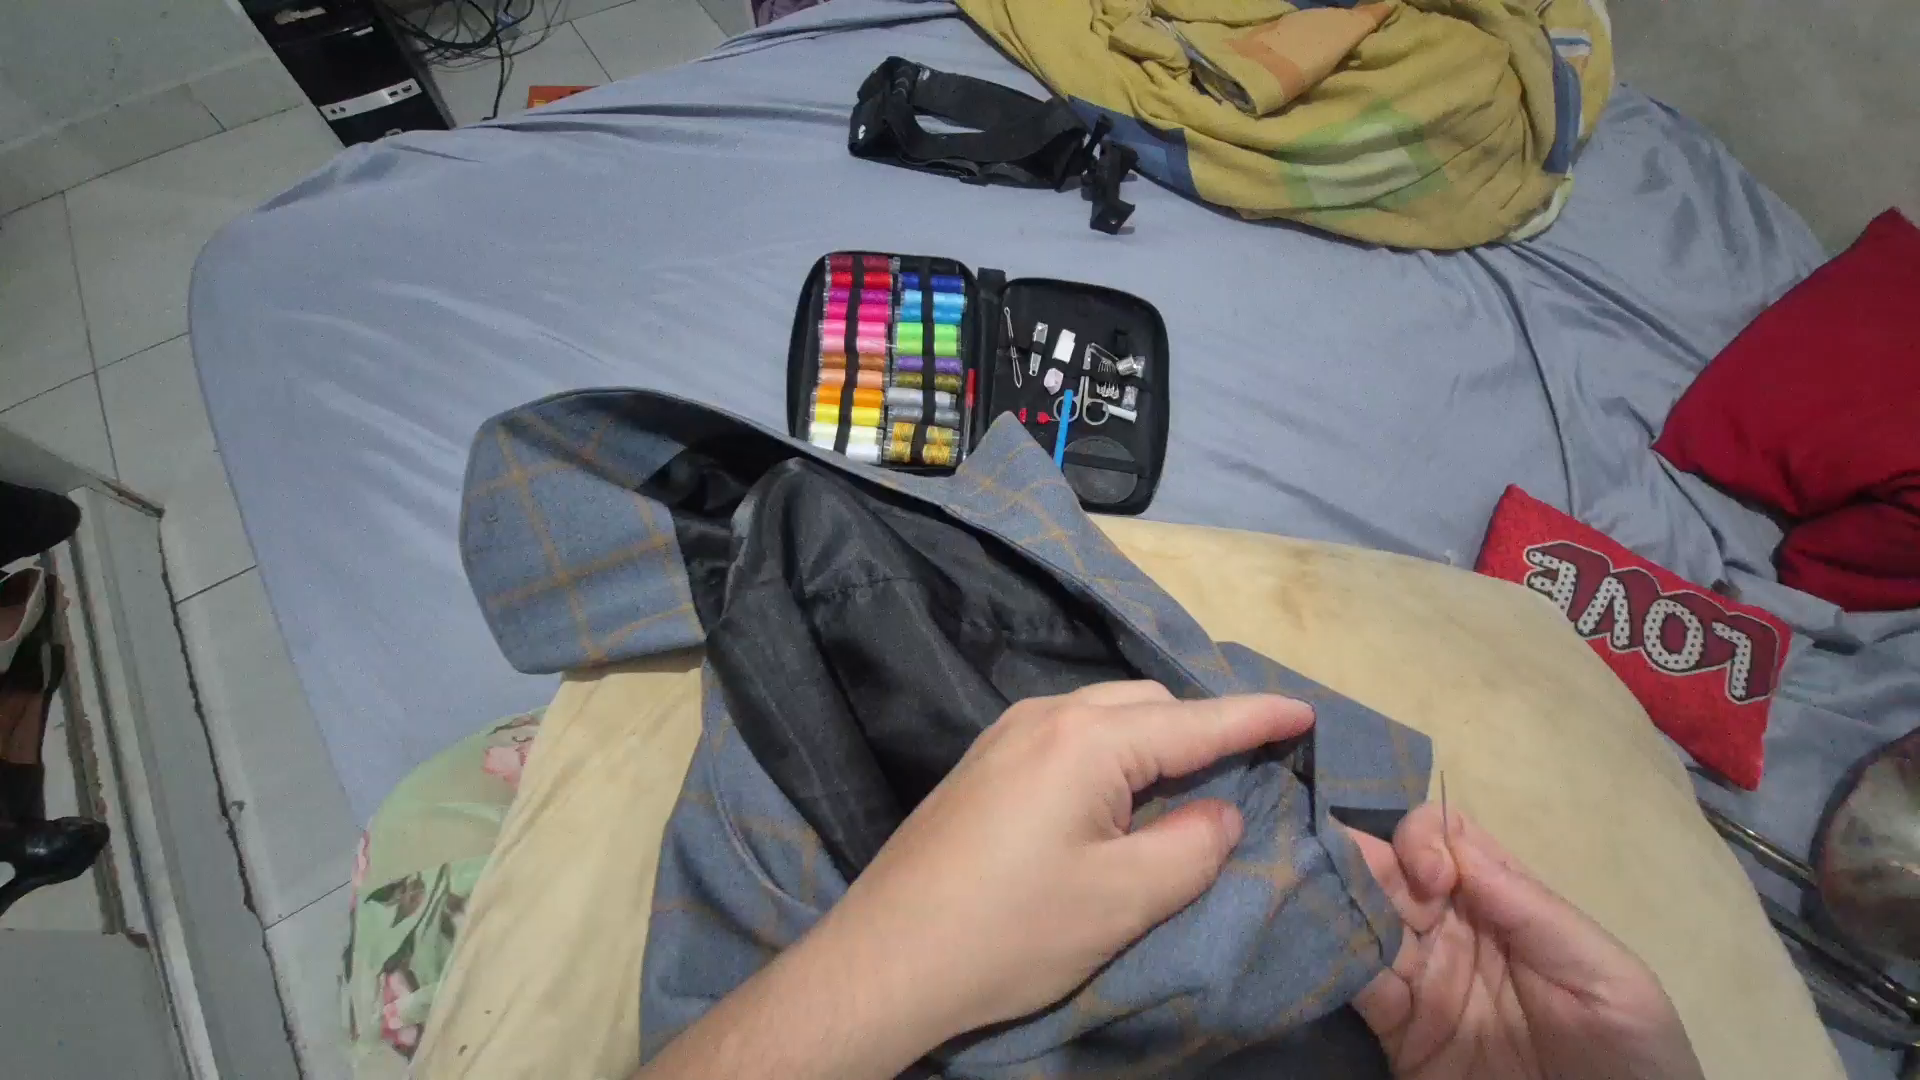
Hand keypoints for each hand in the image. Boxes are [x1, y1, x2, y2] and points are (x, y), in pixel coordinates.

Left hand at [807, 681, 1314, 1046]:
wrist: (888, 953)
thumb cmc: (1012, 929)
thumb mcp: (1122, 899)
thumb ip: (1191, 845)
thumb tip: (1222, 809)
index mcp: (1087, 739)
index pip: (1193, 720)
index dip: (1255, 716)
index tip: (1305, 711)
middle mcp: (1045, 714)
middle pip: (1147, 705)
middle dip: (1201, 729)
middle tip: (1243, 771)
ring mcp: (1007, 731)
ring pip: (1105, 713)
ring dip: (1153, 738)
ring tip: (1184, 782)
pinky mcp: (985, 757)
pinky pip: (1068, 731)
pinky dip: (1109, 749)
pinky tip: (1113, 791)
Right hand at [1349, 804, 1704, 1079]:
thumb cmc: (1630, 1059)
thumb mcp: (1609, 981)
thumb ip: (1532, 908)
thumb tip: (1448, 843)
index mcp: (1499, 902)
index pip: (1441, 835)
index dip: (1422, 838)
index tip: (1431, 878)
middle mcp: (1445, 925)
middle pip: (1386, 865)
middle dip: (1360, 856)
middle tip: (1337, 866)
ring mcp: (1415, 972)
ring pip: (1357, 911)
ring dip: (1332, 895)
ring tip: (1306, 885)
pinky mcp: (1391, 1021)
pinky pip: (1349, 976)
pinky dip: (1326, 953)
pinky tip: (1314, 939)